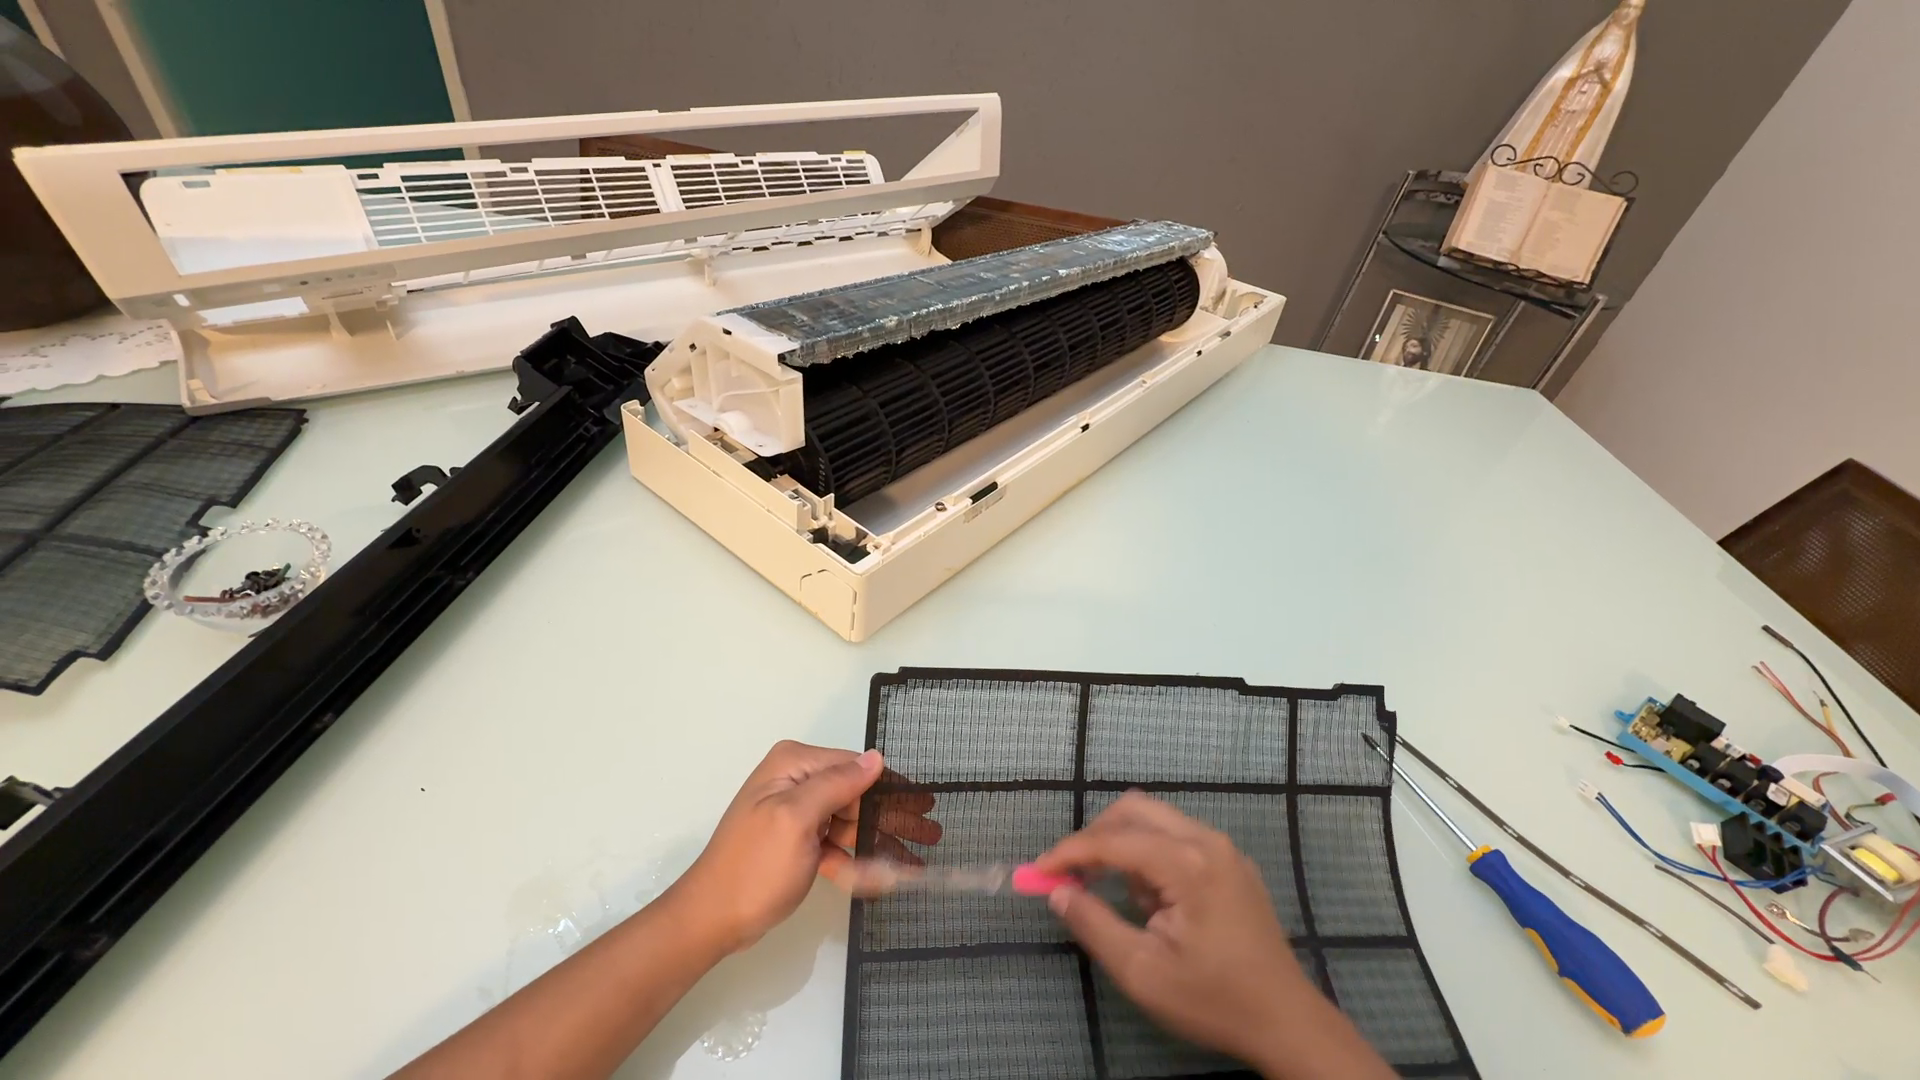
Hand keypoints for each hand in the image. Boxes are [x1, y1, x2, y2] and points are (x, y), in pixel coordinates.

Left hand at [670, 741, 939, 953]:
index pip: (855, 766)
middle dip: (892, 818)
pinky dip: (858, 861)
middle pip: (857, 795)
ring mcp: (797, 813)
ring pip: (852, 822)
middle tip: (931, 835)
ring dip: (881, 842)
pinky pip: (837, 845)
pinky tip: (886, 875)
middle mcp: (796, 781)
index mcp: (794, 765)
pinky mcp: (799, 842)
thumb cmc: (754, 867)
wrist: (710, 920)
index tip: (926, 805)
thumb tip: (876, 757)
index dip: (891, 787)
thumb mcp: (796, 819)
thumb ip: (837, 784)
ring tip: (918, 859)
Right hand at [1035, 793, 1392, 1078]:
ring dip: (1125, 846)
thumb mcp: (1141, 971)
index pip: (1113, 840)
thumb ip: (1093, 924)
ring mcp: (1224, 850)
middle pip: (1135, 810)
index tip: (1038, 873)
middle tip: (1071, 873)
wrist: (1286, 1022)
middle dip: (1096, 836)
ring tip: (1120, 899)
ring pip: (1157, 820)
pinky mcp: (1232, 864)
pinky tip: (1152, 901)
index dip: (1070, 853)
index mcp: (1187, 864)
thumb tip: (1057, 891)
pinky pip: (1178, 838)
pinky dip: (1150, 854)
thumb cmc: (1212, 999)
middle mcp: (1207, 842)